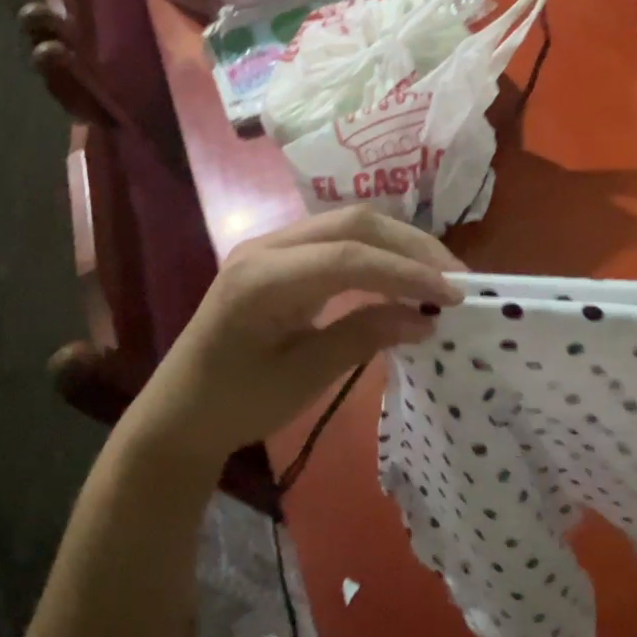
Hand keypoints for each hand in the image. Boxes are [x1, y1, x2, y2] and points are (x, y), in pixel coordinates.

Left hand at [122, 207, 464, 466]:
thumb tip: (426, 318)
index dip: (406, 271)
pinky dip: (377, 253)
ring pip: (348, 225)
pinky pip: (337, 240)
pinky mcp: (280, 257)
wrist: (180, 412)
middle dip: (411, 247)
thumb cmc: (236, 403)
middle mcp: (266, 247)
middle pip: (353, 224)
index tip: (453, 295)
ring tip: (439, 275)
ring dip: (398, 245)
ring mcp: (271, 247)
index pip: (348, 257)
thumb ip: (363, 337)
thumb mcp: (303, 378)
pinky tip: (402, 276)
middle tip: (456, 278)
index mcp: (261, 279)